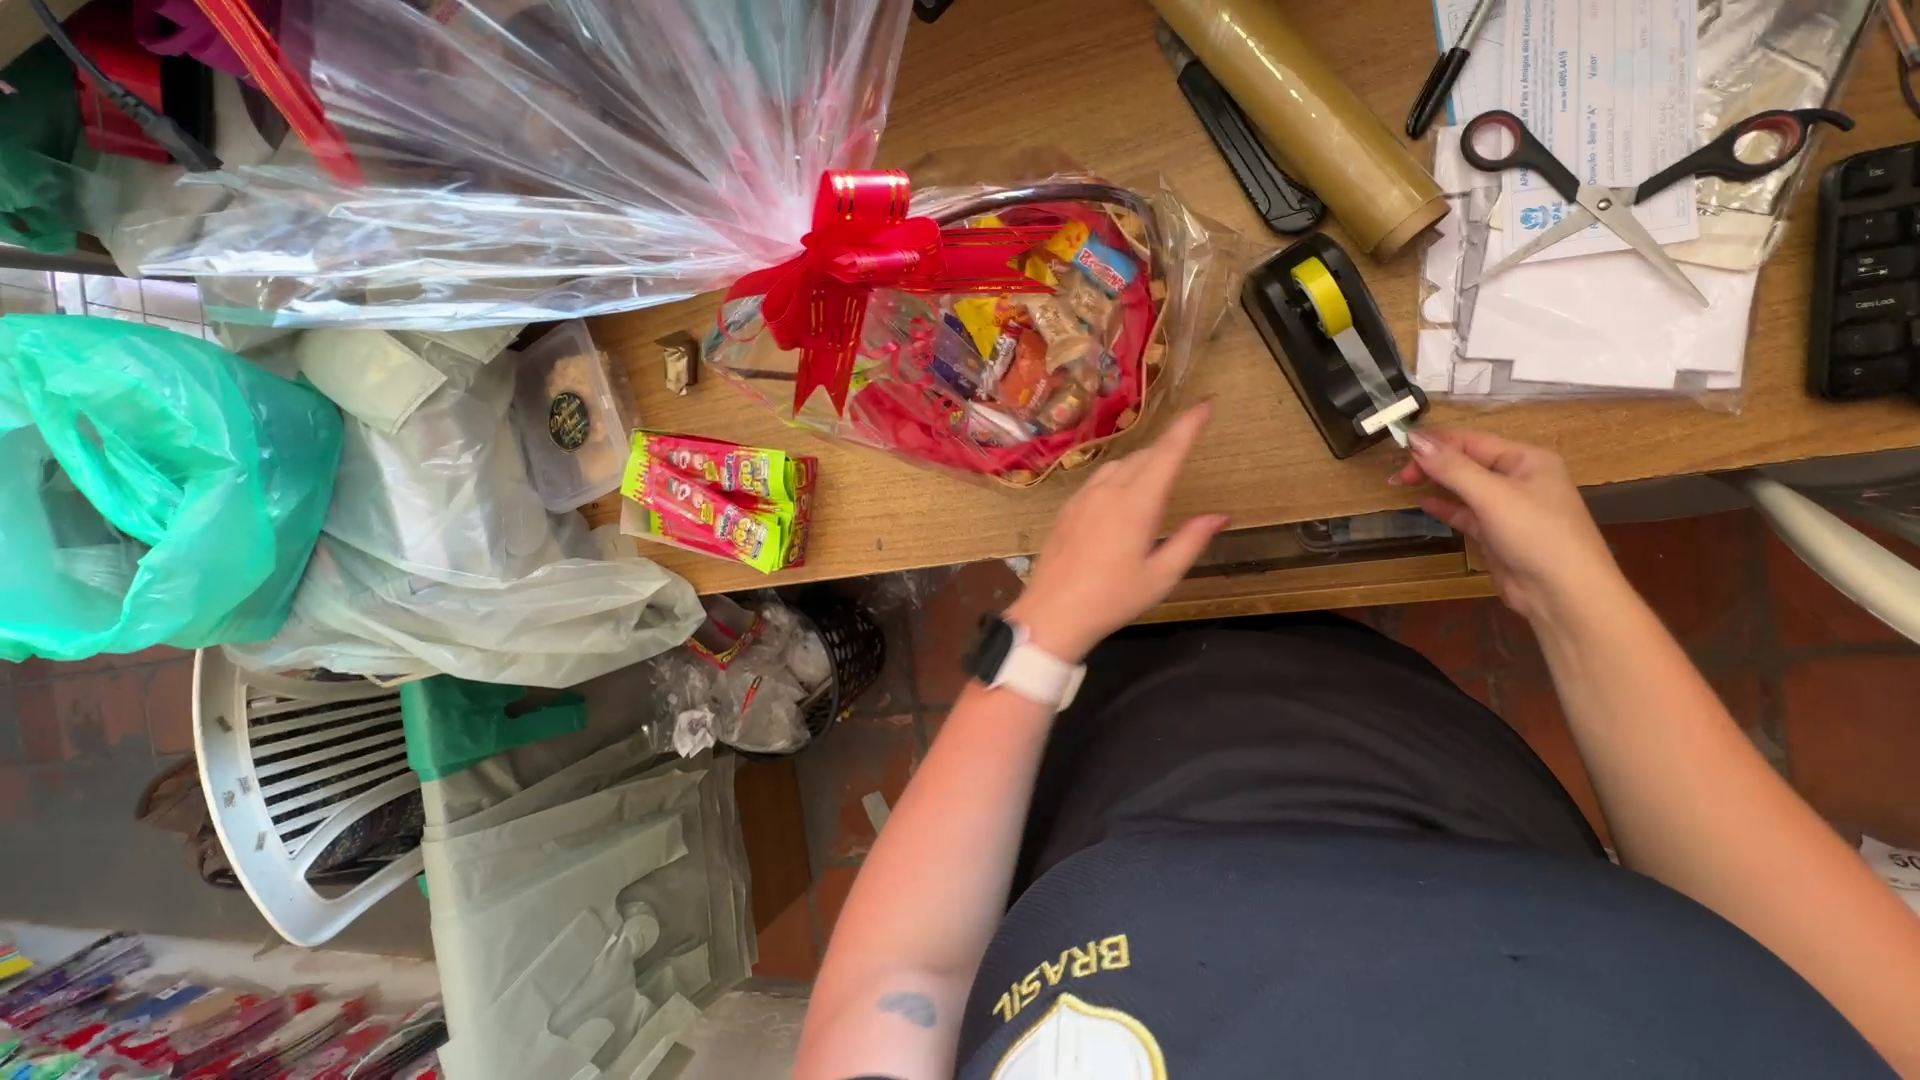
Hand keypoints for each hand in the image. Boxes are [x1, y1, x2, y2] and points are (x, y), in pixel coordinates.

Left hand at [1005, 403, 1228, 661]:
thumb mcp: (1160, 577)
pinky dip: (1118, 476)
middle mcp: (1108, 492)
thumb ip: (1190, 541)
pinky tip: (1122, 498)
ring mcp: (1083, 497)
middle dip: (1168, 448)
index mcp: (1136, 505)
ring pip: (1119, 465)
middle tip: (1188, 450)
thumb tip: (1220, 516)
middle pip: (1144, 456)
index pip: (1167, 453)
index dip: (1188, 426)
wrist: (1053, 614)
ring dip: (1142, 463)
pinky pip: (1098, 479)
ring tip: (1157, 478)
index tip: (1205, 404)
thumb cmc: (1112, 599)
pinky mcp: (1067, 508)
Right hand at [1391, 428, 1621, 622]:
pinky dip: (1445, 507)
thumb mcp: (1492, 495)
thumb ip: (1452, 467)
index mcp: (1527, 459)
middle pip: (1467, 462)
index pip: (1473, 441)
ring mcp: (1508, 507)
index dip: (1436, 442)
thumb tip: (1414, 439)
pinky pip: (1466, 512)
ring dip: (1436, 483)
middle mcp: (1519, 478)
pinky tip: (1425, 504)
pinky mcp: (1497, 532)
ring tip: (1403, 482)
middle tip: (1400, 475)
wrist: (1562, 592)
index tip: (1400, 448)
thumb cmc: (1535, 534)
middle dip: (1433, 463)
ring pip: (1465, 487)